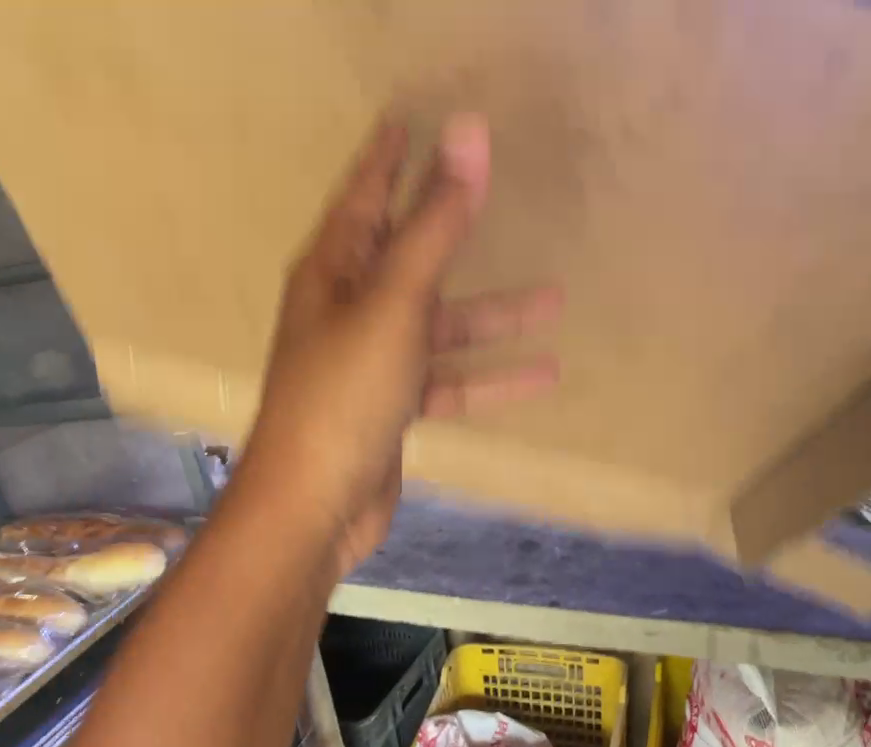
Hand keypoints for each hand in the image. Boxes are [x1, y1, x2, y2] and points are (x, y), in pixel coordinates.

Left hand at [240, 115, 562, 574]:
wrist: (314, 504)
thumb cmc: (344, 395)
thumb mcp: (395, 303)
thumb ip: (436, 225)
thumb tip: (469, 133)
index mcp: (333, 271)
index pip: (364, 195)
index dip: (388, 156)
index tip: (410, 118)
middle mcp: (349, 309)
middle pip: (410, 256)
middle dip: (452, 228)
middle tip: (493, 190)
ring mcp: (371, 362)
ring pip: (439, 326)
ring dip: (492, 317)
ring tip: (556, 300)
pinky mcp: (392, 409)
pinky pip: (447, 381)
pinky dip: (488, 378)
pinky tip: (542, 375)